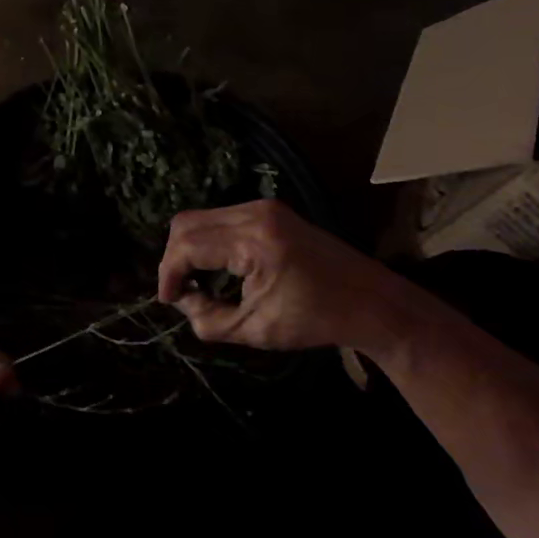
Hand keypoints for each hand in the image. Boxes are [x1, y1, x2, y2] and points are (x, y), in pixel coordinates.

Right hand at [157, 200, 468, 354]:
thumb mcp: (254, 330)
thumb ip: (207, 318)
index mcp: (253, 242)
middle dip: (174, 257)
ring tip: (197, 281)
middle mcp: (255, 213)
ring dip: (190, 247)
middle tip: (180, 290)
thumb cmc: (315, 320)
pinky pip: (223, 218)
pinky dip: (209, 240)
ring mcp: (265, 207)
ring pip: (202, 217)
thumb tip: (182, 299)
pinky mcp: (272, 210)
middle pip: (187, 222)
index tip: (168, 300)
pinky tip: (218, 267)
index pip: (186, 245)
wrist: (370, 301)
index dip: (168, 273)